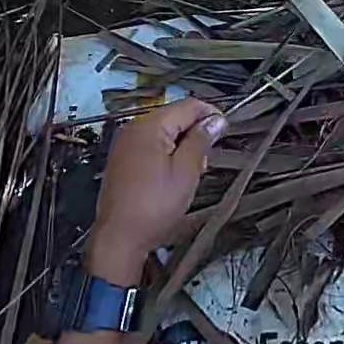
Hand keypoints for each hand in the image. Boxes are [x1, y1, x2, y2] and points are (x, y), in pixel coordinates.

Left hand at [90, 98, 225, 284]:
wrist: (119, 238)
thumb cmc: (154, 206)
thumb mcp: (186, 171)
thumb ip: (201, 140)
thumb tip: (216, 120)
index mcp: (149, 126)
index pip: (188, 105)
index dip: (210, 114)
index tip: (224, 130)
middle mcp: (134, 127)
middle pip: (175, 116)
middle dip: (194, 133)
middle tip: (203, 161)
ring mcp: (125, 142)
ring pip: (164, 130)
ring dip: (182, 144)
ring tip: (189, 172)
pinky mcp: (122, 157)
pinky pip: (151, 143)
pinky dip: (166, 152)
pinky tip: (171, 175)